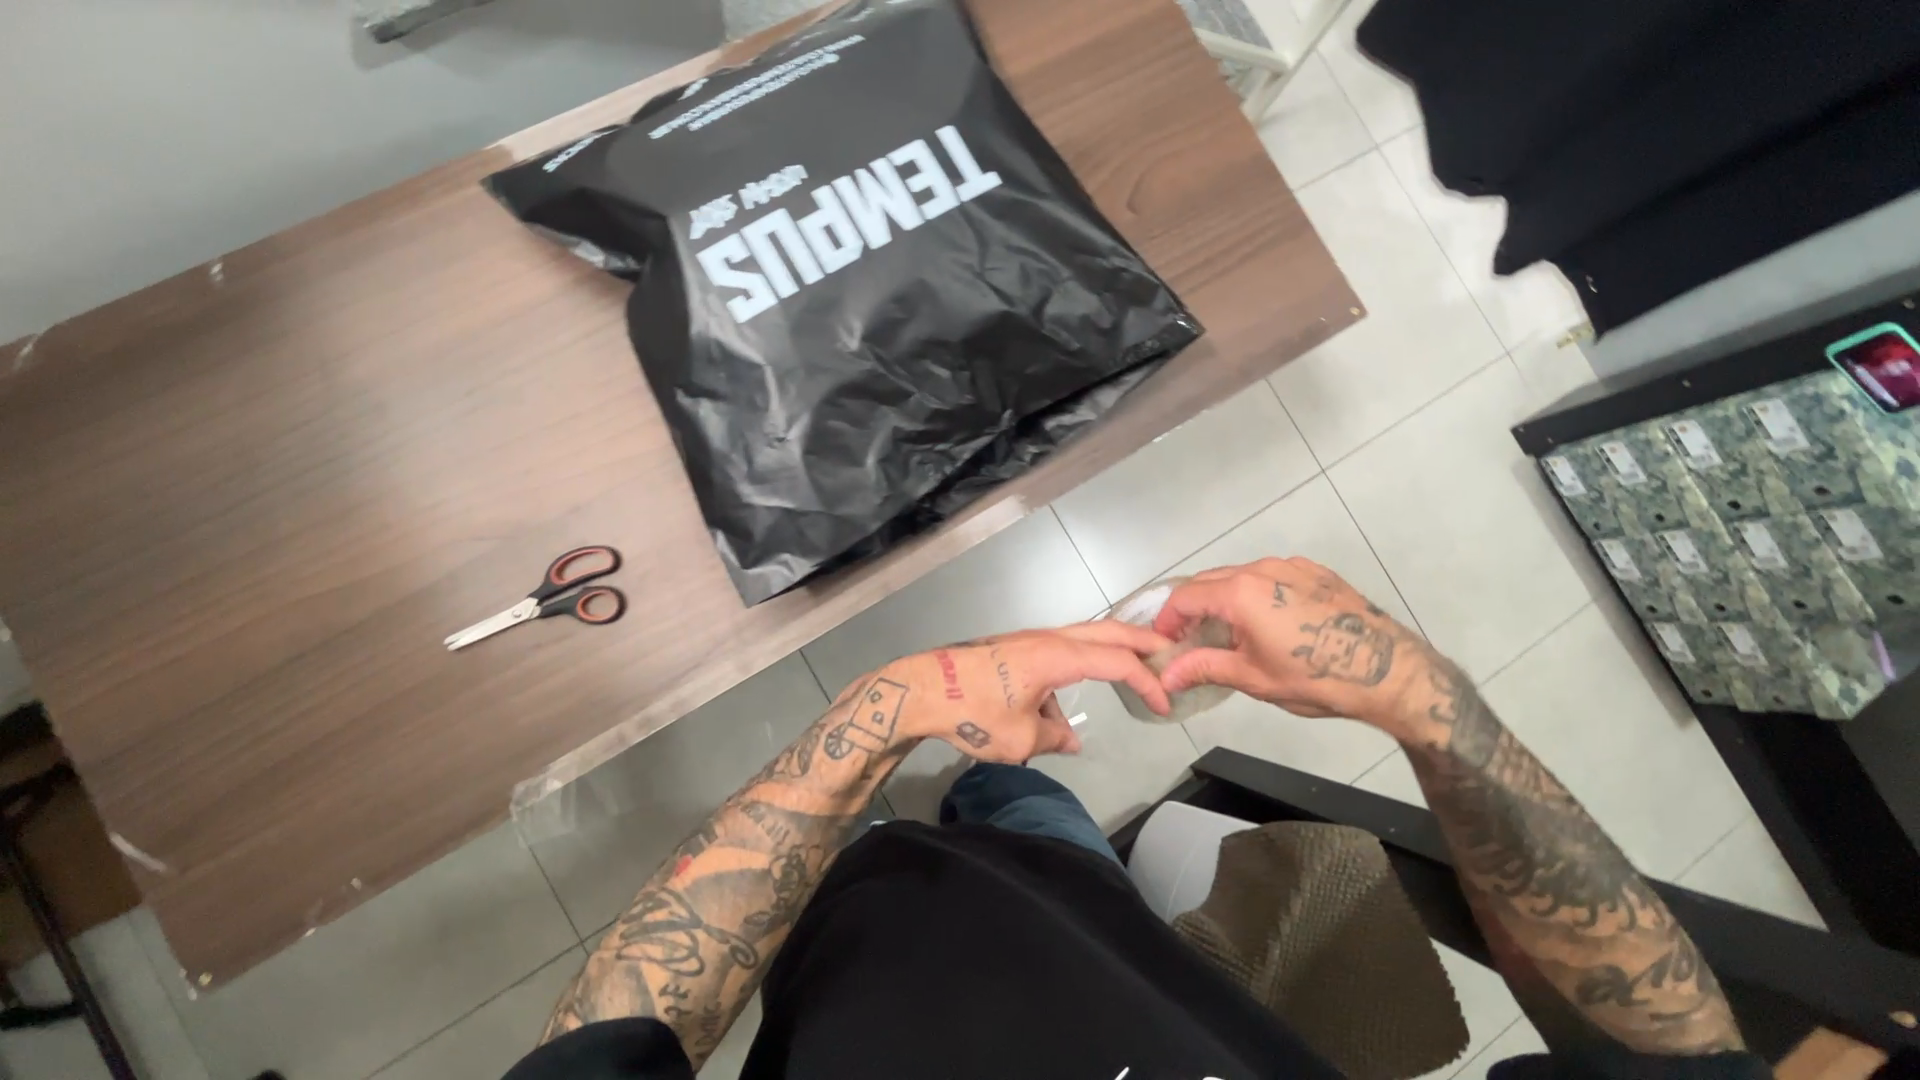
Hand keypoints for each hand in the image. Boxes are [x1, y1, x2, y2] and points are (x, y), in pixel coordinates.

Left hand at [877, 622, 1173, 762]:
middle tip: (1172, 652)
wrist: (921, 691)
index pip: (1117, 662)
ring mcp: (1030, 641)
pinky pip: (1055, 658)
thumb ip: (1054, 739)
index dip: (1147, 680)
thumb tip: (1069, 742)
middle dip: (1142, 641)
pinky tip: (1052, 721)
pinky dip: (1069, 679)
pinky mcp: (1015, 650)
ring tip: (1120, 688)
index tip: (1164, 702)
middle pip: (1107, 631)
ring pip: (1081, 643)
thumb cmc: (973, 713)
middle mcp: (1048, 638)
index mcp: (1057, 655)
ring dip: (1104, 661)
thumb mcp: (1020, 739)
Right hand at [1150, 557, 1429, 729]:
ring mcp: (1290, 566)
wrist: (1390, 672)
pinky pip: (1270, 576)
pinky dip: (1254, 594)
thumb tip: (1165, 676)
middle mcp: (1261, 569)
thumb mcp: (1253, 678)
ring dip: (1223, 600)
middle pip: (1209, 581)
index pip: (1184, 597)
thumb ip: (1203, 668)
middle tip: (1189, 641)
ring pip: (1239, 576)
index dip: (1166, 621)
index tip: (1164, 644)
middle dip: (1192, 609)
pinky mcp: (1315, 572)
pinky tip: (1265, 623)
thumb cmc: (1316, 678)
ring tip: (1227, 634)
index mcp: (1240, 593)